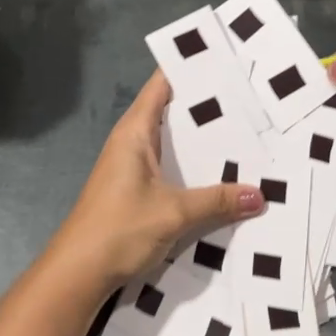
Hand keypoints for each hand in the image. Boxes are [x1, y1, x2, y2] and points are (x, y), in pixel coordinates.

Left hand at [49, 70, 265, 289]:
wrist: (77, 274)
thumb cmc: (118, 229)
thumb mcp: (174, 213)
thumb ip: (216, 201)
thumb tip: (259, 195)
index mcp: (134, 131)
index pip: (162, 84)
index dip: (189, 69)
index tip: (224, 60)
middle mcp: (131, 141)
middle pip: (171, 111)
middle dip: (205, 105)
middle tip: (248, 97)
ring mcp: (131, 166)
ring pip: (171, 141)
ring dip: (199, 139)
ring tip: (243, 131)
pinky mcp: (134, 189)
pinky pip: (169, 165)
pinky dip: (191, 164)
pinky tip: (219, 173)